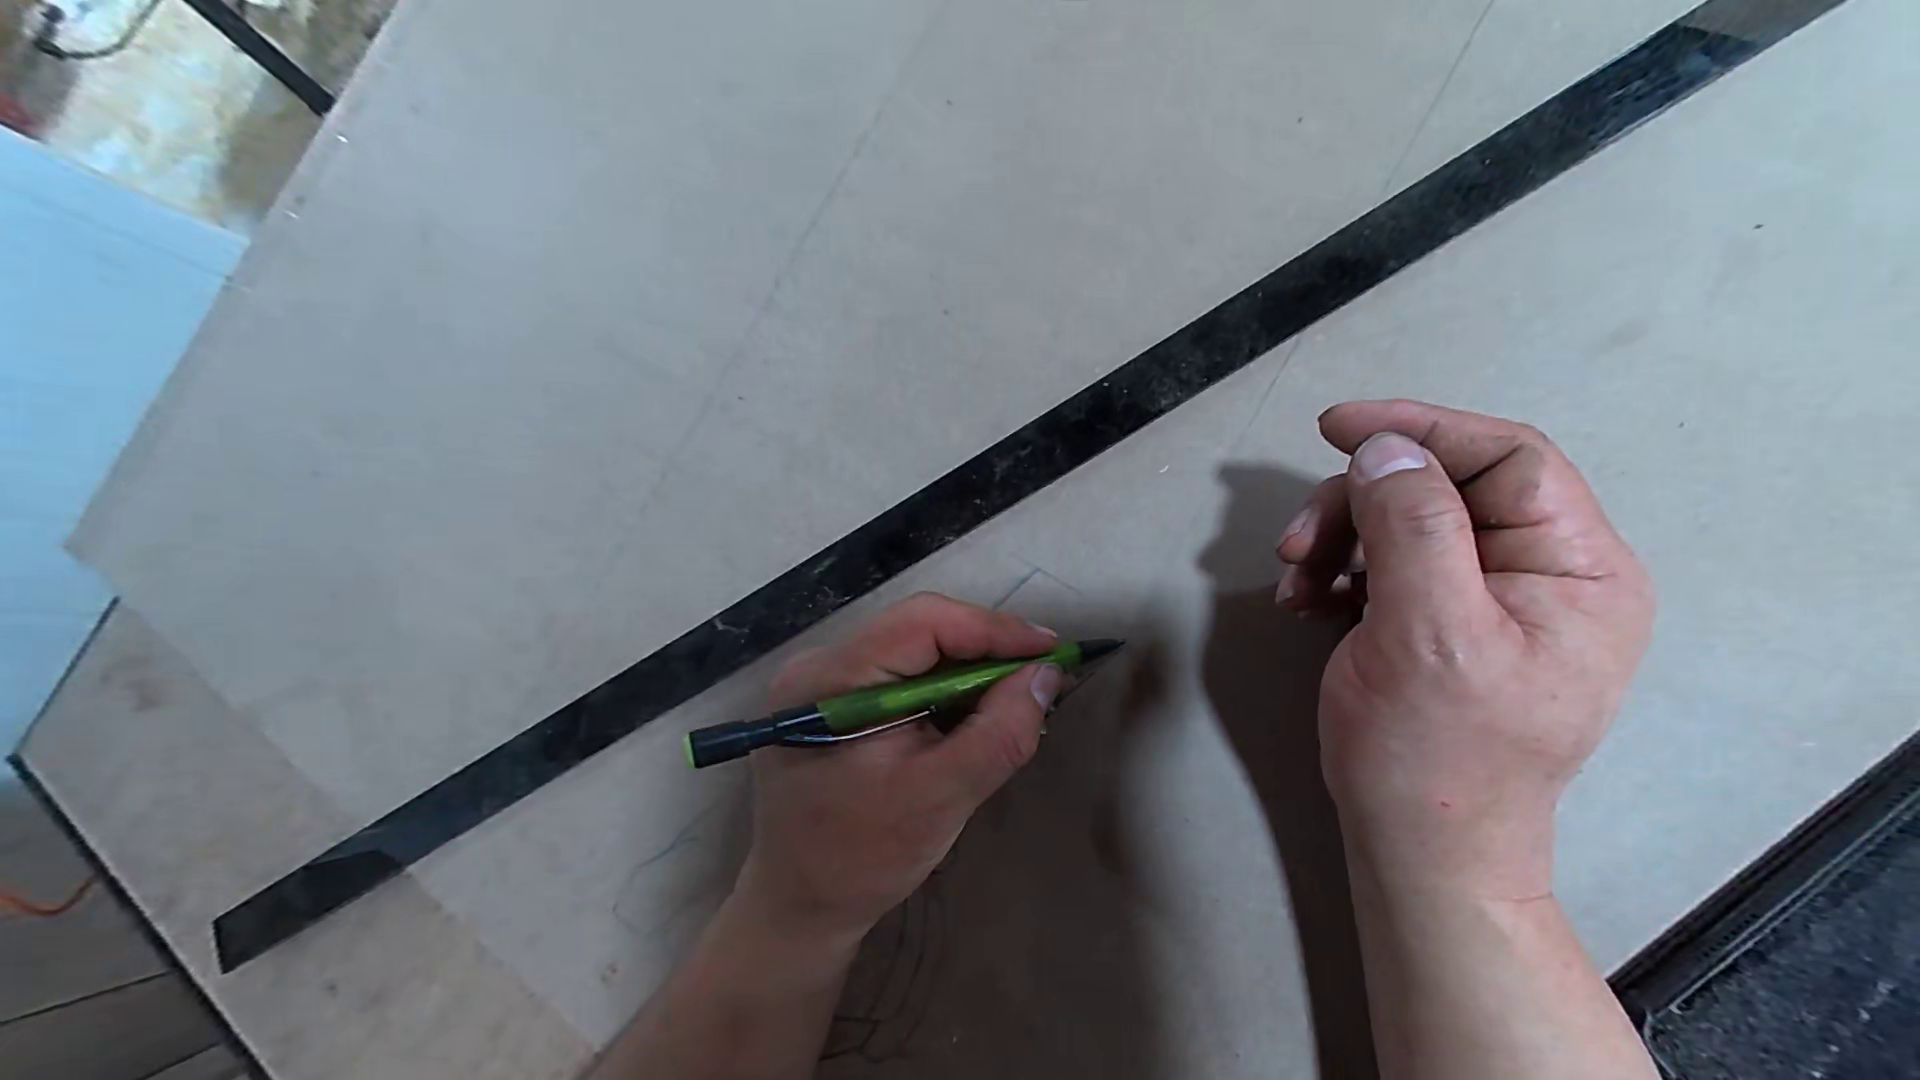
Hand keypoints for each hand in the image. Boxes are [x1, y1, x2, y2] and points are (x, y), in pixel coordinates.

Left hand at [733, 593, 1064, 942]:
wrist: (799, 906)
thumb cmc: (861, 860)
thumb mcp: (939, 800)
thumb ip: (998, 735)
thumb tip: (1047, 675)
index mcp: (830, 681)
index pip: (921, 623)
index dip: (992, 629)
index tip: (1051, 650)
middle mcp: (822, 665)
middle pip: (920, 630)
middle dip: (987, 650)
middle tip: (1042, 676)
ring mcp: (828, 681)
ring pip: (917, 650)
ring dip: (972, 670)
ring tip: (1017, 697)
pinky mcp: (841, 700)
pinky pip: (907, 674)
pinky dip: (949, 689)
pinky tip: (976, 713)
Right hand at [1275, 400, 1654, 900]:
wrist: (1416, 840)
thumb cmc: (1433, 747)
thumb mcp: (1427, 631)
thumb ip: (1411, 527)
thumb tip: (1382, 448)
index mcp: (1574, 569)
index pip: (1506, 458)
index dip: (1420, 429)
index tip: (1335, 426)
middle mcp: (1536, 573)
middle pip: (1439, 490)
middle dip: (1356, 503)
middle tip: (1295, 542)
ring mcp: (1480, 597)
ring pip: (1398, 523)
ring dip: (1335, 540)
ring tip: (1294, 580)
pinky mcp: (1431, 618)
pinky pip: (1379, 563)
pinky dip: (1334, 572)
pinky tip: (1305, 600)